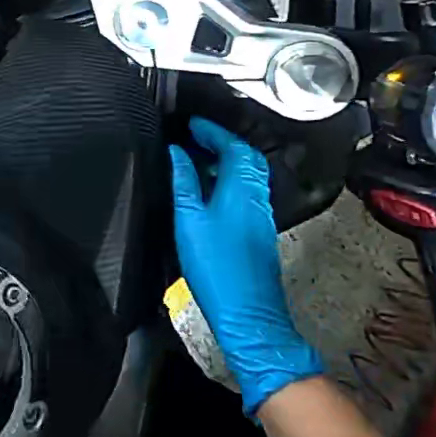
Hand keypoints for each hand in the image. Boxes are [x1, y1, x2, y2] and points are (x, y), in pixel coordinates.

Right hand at [168, 119, 321, 414]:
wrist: (247, 312)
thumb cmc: (216, 267)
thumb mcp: (188, 218)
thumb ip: (183, 181)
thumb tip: (176, 153)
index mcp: (241, 190)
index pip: (233, 147)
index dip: (212, 132)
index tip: (192, 124)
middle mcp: (256, 198)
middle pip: (245, 158)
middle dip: (221, 143)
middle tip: (194, 137)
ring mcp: (259, 215)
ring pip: (246, 175)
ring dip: (223, 162)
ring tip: (194, 160)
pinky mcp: (256, 231)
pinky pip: (244, 192)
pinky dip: (225, 181)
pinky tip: (204, 190)